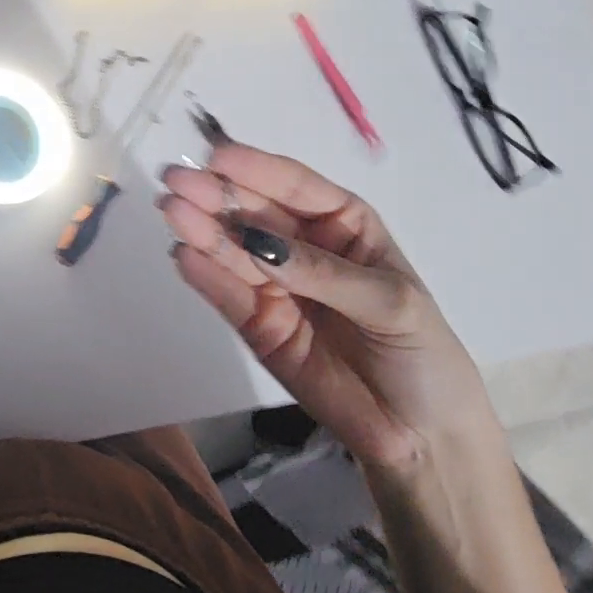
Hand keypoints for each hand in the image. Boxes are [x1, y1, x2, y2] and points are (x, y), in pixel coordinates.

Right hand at [158, 144, 496, 472]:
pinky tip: (182, 255)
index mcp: (342, 225)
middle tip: (176, 180)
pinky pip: (225, 293)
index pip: (294, 187)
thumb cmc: (422, 354)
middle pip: (253, 213)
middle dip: (217, 194)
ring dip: (201, 229)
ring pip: (231, 249)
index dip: (256, 169)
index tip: (217, 156)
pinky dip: (202, 275)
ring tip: (170, 210)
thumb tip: (255, 244)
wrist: (420, 436)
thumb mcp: (391, 304)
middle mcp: (301, 246)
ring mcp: (274, 284)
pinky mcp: (255, 323)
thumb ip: (322, 273)